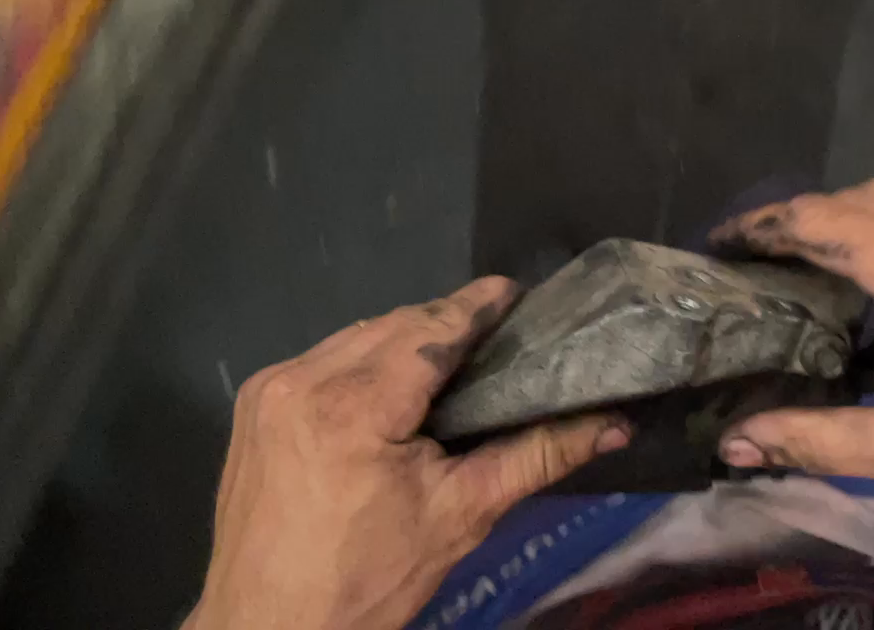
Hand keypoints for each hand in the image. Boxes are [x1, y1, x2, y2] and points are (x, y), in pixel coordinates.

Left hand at [184, 277, 630, 629]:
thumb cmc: (367, 581)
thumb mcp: (462, 515)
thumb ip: (540, 455)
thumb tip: (616, 425)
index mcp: (355, 407)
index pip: (432, 328)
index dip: (478, 303)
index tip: (519, 292)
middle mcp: (306, 378)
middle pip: (399, 324)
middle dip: (448, 322)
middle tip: (496, 336)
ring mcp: (273, 385)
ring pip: (363, 333)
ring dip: (409, 336)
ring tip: (453, 358)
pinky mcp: (256, 397)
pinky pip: (331, 353)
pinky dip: (370, 356)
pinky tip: (396, 383)